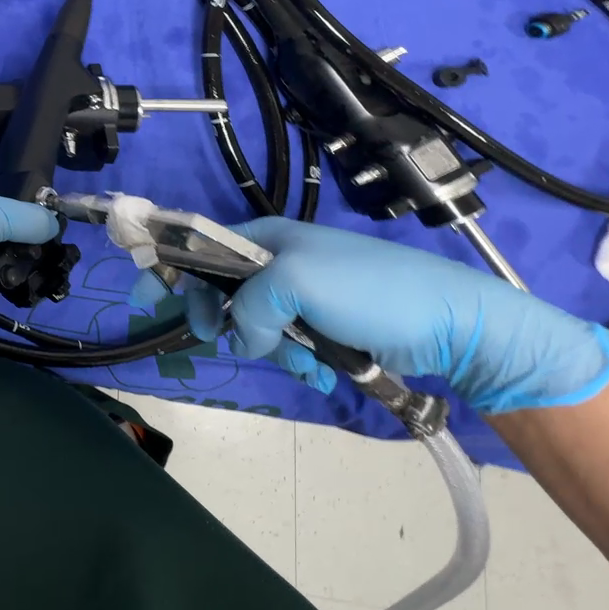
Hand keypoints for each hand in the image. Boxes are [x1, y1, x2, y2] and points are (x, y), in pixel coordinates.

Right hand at [140, 216, 608, 414]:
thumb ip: (248, 307)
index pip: (198, 244)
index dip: (166, 267)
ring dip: (266, 346)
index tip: (144, 298)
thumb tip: (242, 338)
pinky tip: (319, 371)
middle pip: (221, 288)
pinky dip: (296, 358)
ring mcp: (307, 292)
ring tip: (299, 364)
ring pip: (255, 321)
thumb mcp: (296, 285)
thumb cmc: (373, 292)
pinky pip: (290, 340)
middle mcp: (280, 260)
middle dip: (220, 318)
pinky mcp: (331, 322)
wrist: (464, 326)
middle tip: (213, 338)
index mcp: (267, 238)